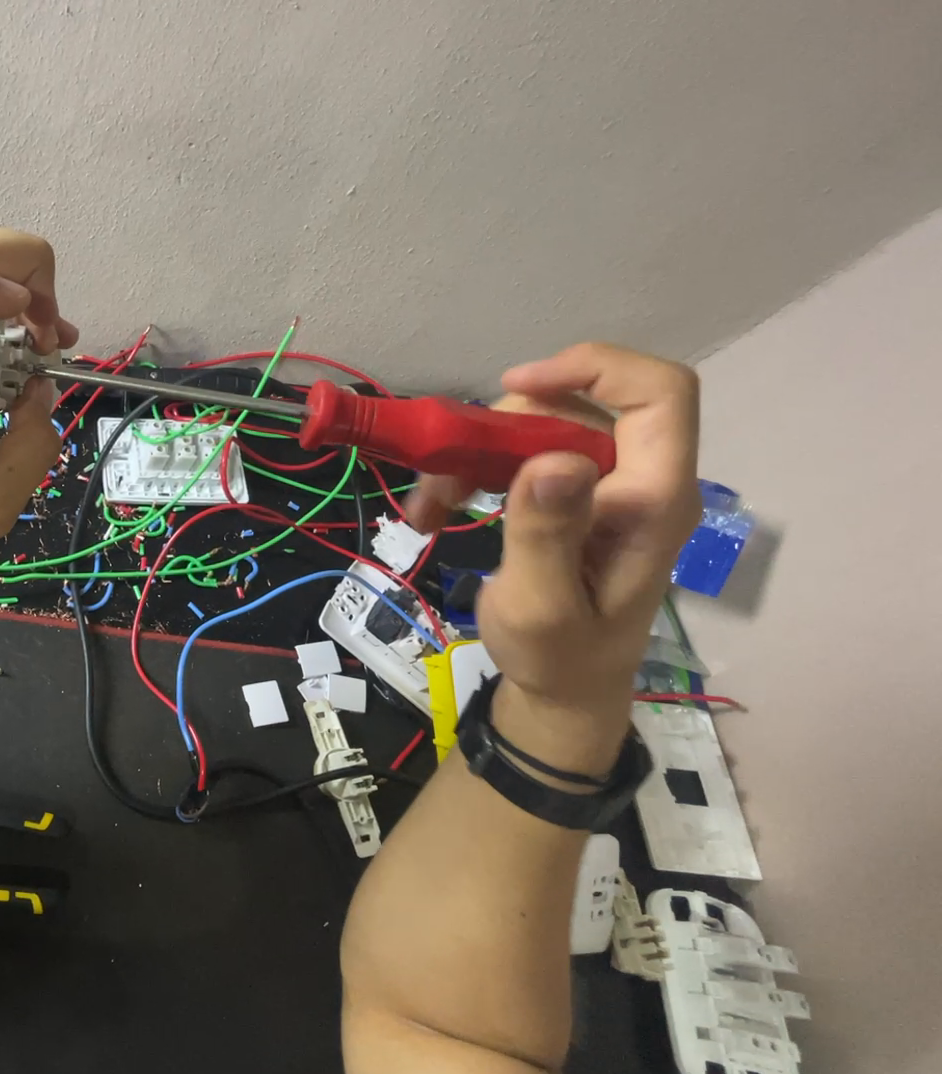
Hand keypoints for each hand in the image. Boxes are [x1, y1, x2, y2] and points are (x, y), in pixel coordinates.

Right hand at [409, 344, 701, 738]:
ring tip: (430, 502)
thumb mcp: (542, 604)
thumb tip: (555, 457)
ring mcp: (602, 491)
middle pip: (580, 406)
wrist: (560, 689)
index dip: (593, 368)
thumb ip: (548, 533)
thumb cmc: (558, 655)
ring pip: (539, 430)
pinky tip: (437, 509)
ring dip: (474, 453)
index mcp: (650, 500)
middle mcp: (635, 482)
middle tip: (447, 468)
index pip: (659, 393)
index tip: (513, 386)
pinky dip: (471, 473)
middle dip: (502, 424)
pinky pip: (520, 459)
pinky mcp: (570, 502)